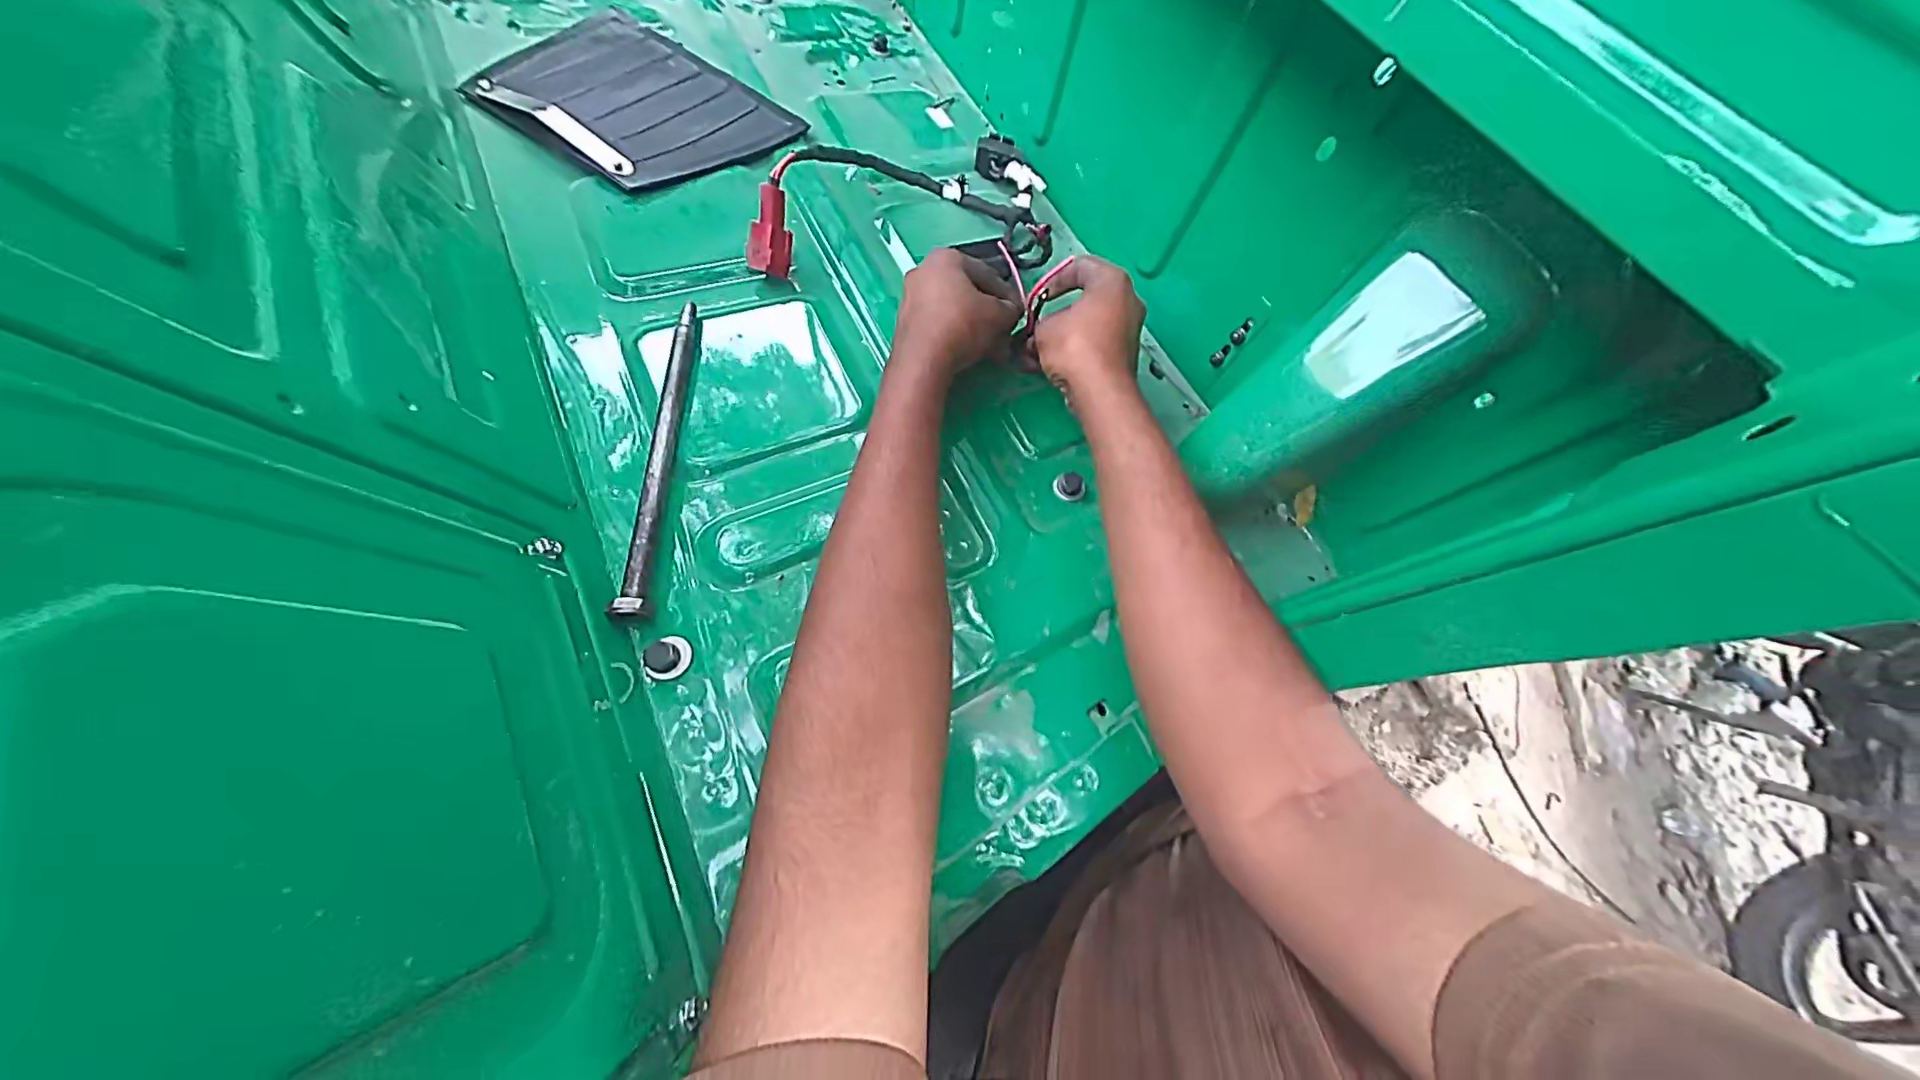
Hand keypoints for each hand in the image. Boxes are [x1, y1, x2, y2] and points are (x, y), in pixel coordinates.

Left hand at [890, 248, 1023, 381]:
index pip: (988, 273)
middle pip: (968, 291)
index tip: (1018, 312)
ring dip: (974, 325)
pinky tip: (970, 350)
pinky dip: (956, 334)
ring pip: (954, 309)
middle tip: (1004, 330)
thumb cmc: (963, 326)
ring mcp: (910, 296)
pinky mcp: (905, 323)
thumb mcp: (999, 315)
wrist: (922, 360)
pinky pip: (939, 323)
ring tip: (990, 345)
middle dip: (989, 311)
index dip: (1008, 294)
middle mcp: (924, 270)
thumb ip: (1011, 308)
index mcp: (947, 257)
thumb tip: (1011, 310)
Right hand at [1028, 256, 1145, 399]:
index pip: (1080, 266)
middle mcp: (1128, 300)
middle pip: (1086, 299)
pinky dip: (1074, 351)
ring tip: (1038, 351)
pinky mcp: (1124, 354)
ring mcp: (1129, 329)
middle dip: (1057, 313)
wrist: (1100, 391)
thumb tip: (1042, 330)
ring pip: (1088, 325)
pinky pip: (1095, 344)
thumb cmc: (1074, 346)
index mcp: (1112, 281)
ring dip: (1063, 335)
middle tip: (1038, 324)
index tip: (1037, 298)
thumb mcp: (1044, 327)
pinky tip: (1052, 365)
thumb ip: (1041, 321)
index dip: (1052, 280)